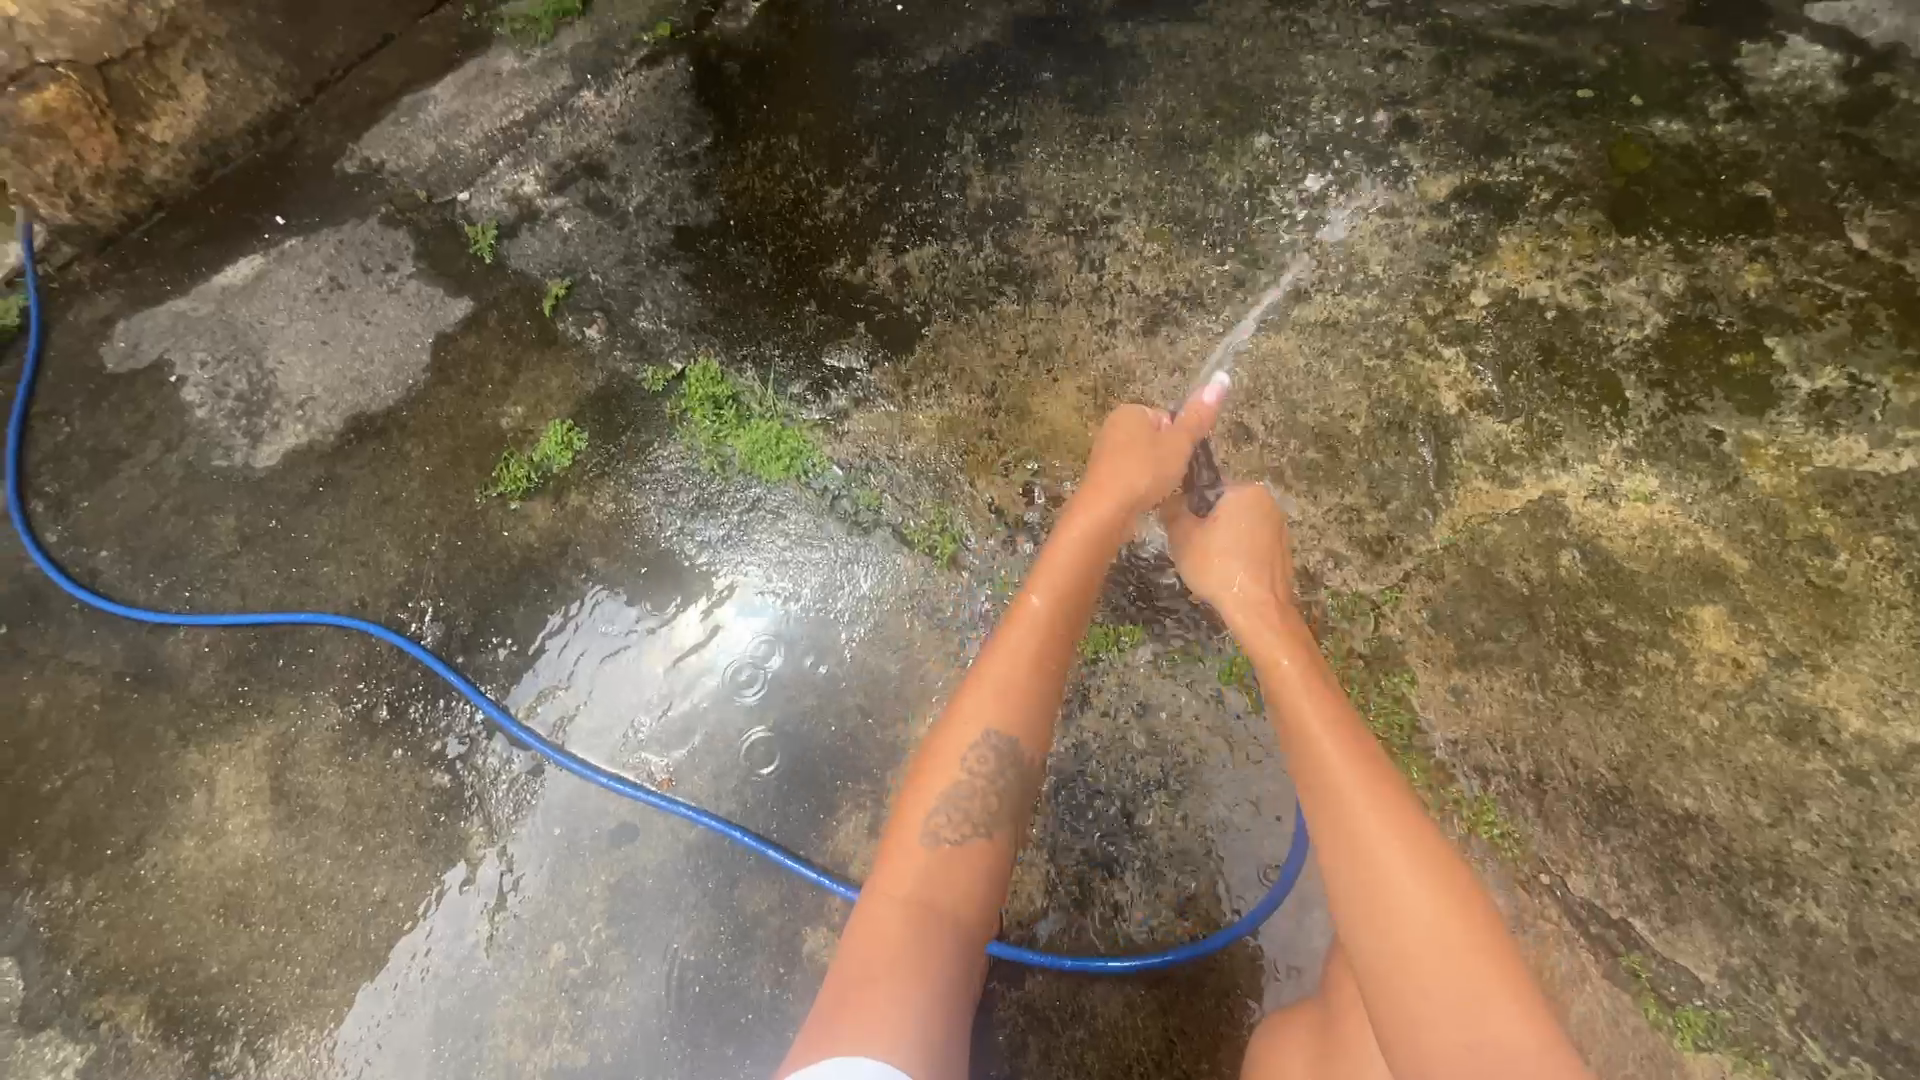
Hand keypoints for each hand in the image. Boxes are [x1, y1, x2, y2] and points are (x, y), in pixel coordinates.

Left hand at [1077, 374, 1230, 520]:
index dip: (1180, 439)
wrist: (1105, 511)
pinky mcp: (1103, 478)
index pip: (1167, 418)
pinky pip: (1133, 478)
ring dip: (1157, 475)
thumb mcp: (1179, 443)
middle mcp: (1113, 427)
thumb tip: (1222, 379)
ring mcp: (1106, 454)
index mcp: (1129, 411)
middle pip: (1157, 440)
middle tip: (1172, 476)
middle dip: (1168, 458)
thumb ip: (1198, 416)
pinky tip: (1147, 499)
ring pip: (1145, 461)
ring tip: (1160, 490)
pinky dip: (1143, 487)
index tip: (1181, 456)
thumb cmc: (1144, 471)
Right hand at [1160, 483, 1295, 627]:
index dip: (1188, 506)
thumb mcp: (1181, 535)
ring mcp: (1279, 527)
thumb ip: (1172, 510)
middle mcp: (1268, 502)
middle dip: (1206, 523)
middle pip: (1224, 506)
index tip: (1180, 528)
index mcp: (1245, 491)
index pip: (1207, 486)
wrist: (1258, 608)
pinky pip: (1252, 543)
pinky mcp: (1283, 550)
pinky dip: (1238, 552)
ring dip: (1222, 538)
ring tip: (1209, 564)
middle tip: (1191, 547)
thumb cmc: (1217, 566)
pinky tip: (1228, 573)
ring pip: (1238, 526)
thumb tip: (1172, 501)